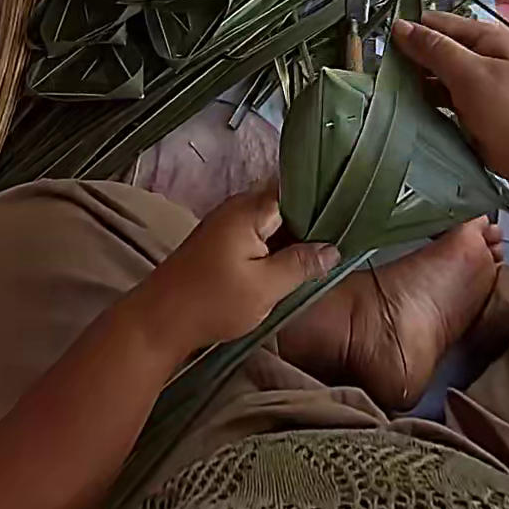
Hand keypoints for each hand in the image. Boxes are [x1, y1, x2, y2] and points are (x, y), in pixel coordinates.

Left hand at [127, 184, 339, 354]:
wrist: (161, 318)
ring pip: (270, 219)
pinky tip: (291, 260)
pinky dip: (275, 242)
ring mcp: (227, 221)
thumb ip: (301, 264)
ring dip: (292, 233)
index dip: (320, 200)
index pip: (294, 190)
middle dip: (309, 217)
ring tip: (323, 248)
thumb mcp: (265, 287)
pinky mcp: (221, 238)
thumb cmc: (213, 300)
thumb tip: (333, 248)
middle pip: (283, 202)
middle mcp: (237, 206)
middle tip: (340, 235)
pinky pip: (257, 231)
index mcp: (249, 209)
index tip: (347, 212)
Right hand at [392, 11, 508, 174]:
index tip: (377, 46)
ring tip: (387, 98)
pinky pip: (450, 108)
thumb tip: (400, 25)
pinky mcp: (485, 122)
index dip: (409, 30)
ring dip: (419, 88)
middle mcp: (489, 62)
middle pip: (440, 53)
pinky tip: (413, 118)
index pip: (439, 23)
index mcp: (489, 41)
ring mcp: (488, 94)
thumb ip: (434, 49)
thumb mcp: (471, 74)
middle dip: (411, 61)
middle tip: (376, 76)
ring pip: (442, 82)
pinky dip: (432, 110)